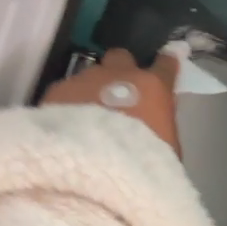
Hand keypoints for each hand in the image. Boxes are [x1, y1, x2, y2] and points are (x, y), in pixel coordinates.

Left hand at [43, 48, 181, 156]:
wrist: (99, 167)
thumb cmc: (146, 162)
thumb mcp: (168, 147)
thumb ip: (162, 124)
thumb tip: (156, 118)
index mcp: (153, 87)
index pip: (165, 64)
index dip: (166, 63)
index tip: (167, 62)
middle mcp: (119, 74)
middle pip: (121, 58)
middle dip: (122, 70)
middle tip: (122, 91)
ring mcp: (85, 80)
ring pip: (90, 76)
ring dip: (94, 90)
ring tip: (91, 118)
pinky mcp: (57, 92)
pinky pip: (66, 93)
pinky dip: (70, 104)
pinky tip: (71, 126)